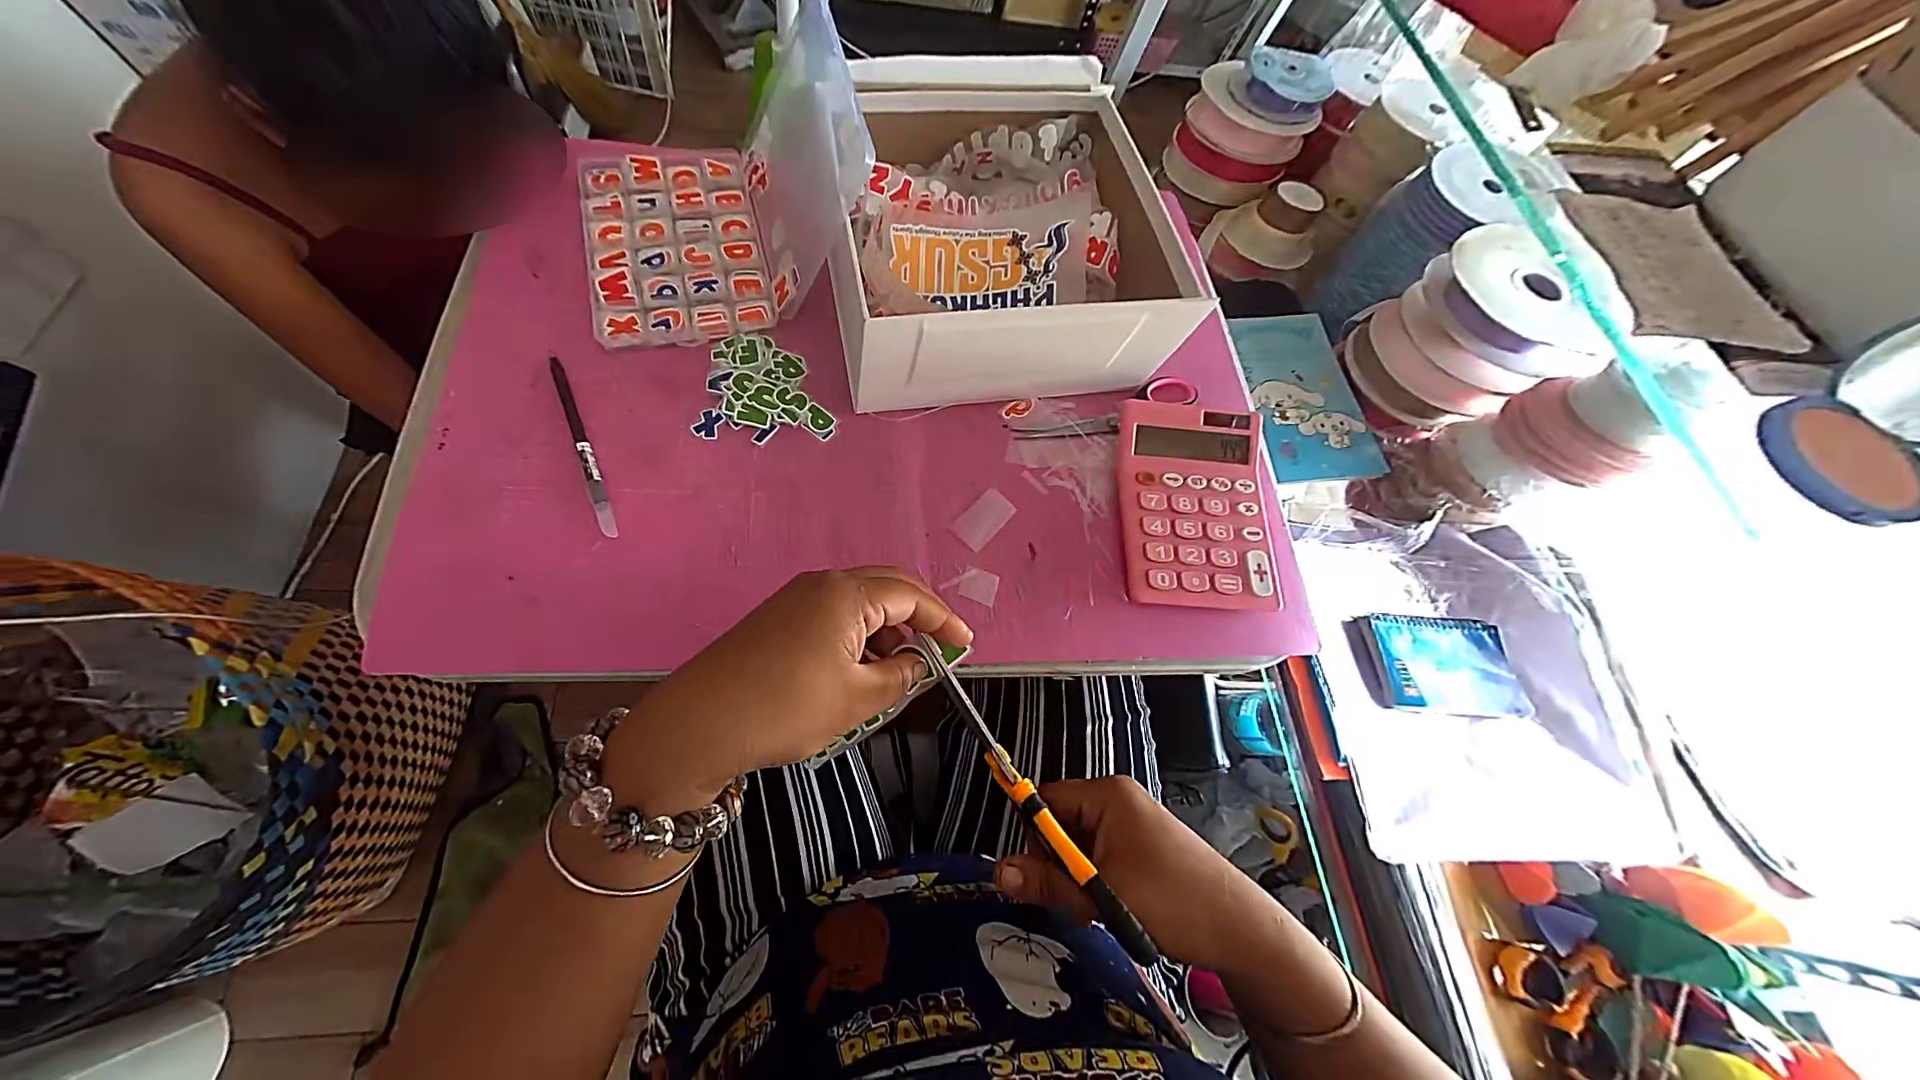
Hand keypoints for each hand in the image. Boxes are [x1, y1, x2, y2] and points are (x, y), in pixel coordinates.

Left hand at [603, 568, 970, 811]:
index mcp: (846, 594)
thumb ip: (902, 675)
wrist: (699, 724)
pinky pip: (834, 614)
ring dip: (887, 628)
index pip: (911, 596)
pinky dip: (858, 635)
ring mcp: (796, 597)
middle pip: (887, 588)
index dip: (944, 620)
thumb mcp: (858, 699)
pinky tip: (860, 668)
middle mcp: (822, 583)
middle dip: (919, 616)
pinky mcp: (779, 617)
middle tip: (940, 647)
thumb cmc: (786, 708)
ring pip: (860, 602)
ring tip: (900, 668)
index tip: (965, 643)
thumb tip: (922, 663)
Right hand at [993, 776, 1285, 974]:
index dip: (1032, 835)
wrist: (1238, 929)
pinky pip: (1099, 858)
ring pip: (1078, 847)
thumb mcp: (1103, 894)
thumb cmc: (1179, 900)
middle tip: (1073, 896)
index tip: (1028, 869)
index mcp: (1109, 795)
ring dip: (1078, 879)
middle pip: (1060, 824)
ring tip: (1099, 906)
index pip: (1046, 799)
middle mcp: (1118, 802)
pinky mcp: (1140, 848)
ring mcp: (1131, 825)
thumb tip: (1002, 872)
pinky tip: (1112, 907)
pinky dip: (1097, 884)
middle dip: (1058, 863)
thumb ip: (1047, 882)